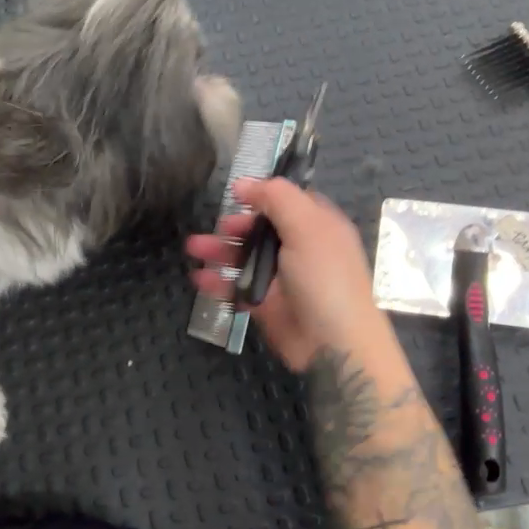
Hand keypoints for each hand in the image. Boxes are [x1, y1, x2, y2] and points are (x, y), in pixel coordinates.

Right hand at [186, 179, 384, 370]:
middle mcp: (301, 249)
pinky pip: (237, 287)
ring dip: (219, 251)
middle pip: (261, 228)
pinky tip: (199, 279)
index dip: (263, 195)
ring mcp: (282, 277)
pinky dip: (217, 282)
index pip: (288, 201)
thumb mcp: (307, 228)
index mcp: (318, 226)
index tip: (235, 193)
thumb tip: (243, 183)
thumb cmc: (326, 279)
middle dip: (235, 225)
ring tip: (193, 249)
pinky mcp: (265, 303)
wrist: (335, 344)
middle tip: (218, 228)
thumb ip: (277, 198)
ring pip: (245, 256)